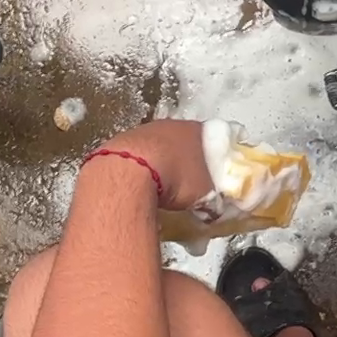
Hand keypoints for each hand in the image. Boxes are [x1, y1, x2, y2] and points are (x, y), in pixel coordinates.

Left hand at [93, 119, 213, 210]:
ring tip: (162, 189)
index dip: (213, 160)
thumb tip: (216, 211)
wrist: (130, 172)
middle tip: (187, 185)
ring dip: (161, 165)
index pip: (212, 141)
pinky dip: (140, 170)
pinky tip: (139, 187)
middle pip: (183, 143)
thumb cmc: (177, 178)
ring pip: (158, 149)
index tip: (212, 176)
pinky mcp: (121, 142)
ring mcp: (143, 131)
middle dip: (185, 163)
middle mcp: (171, 125)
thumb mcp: (205, 195)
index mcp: (197, 130)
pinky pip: (137, 157)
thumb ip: (214, 200)